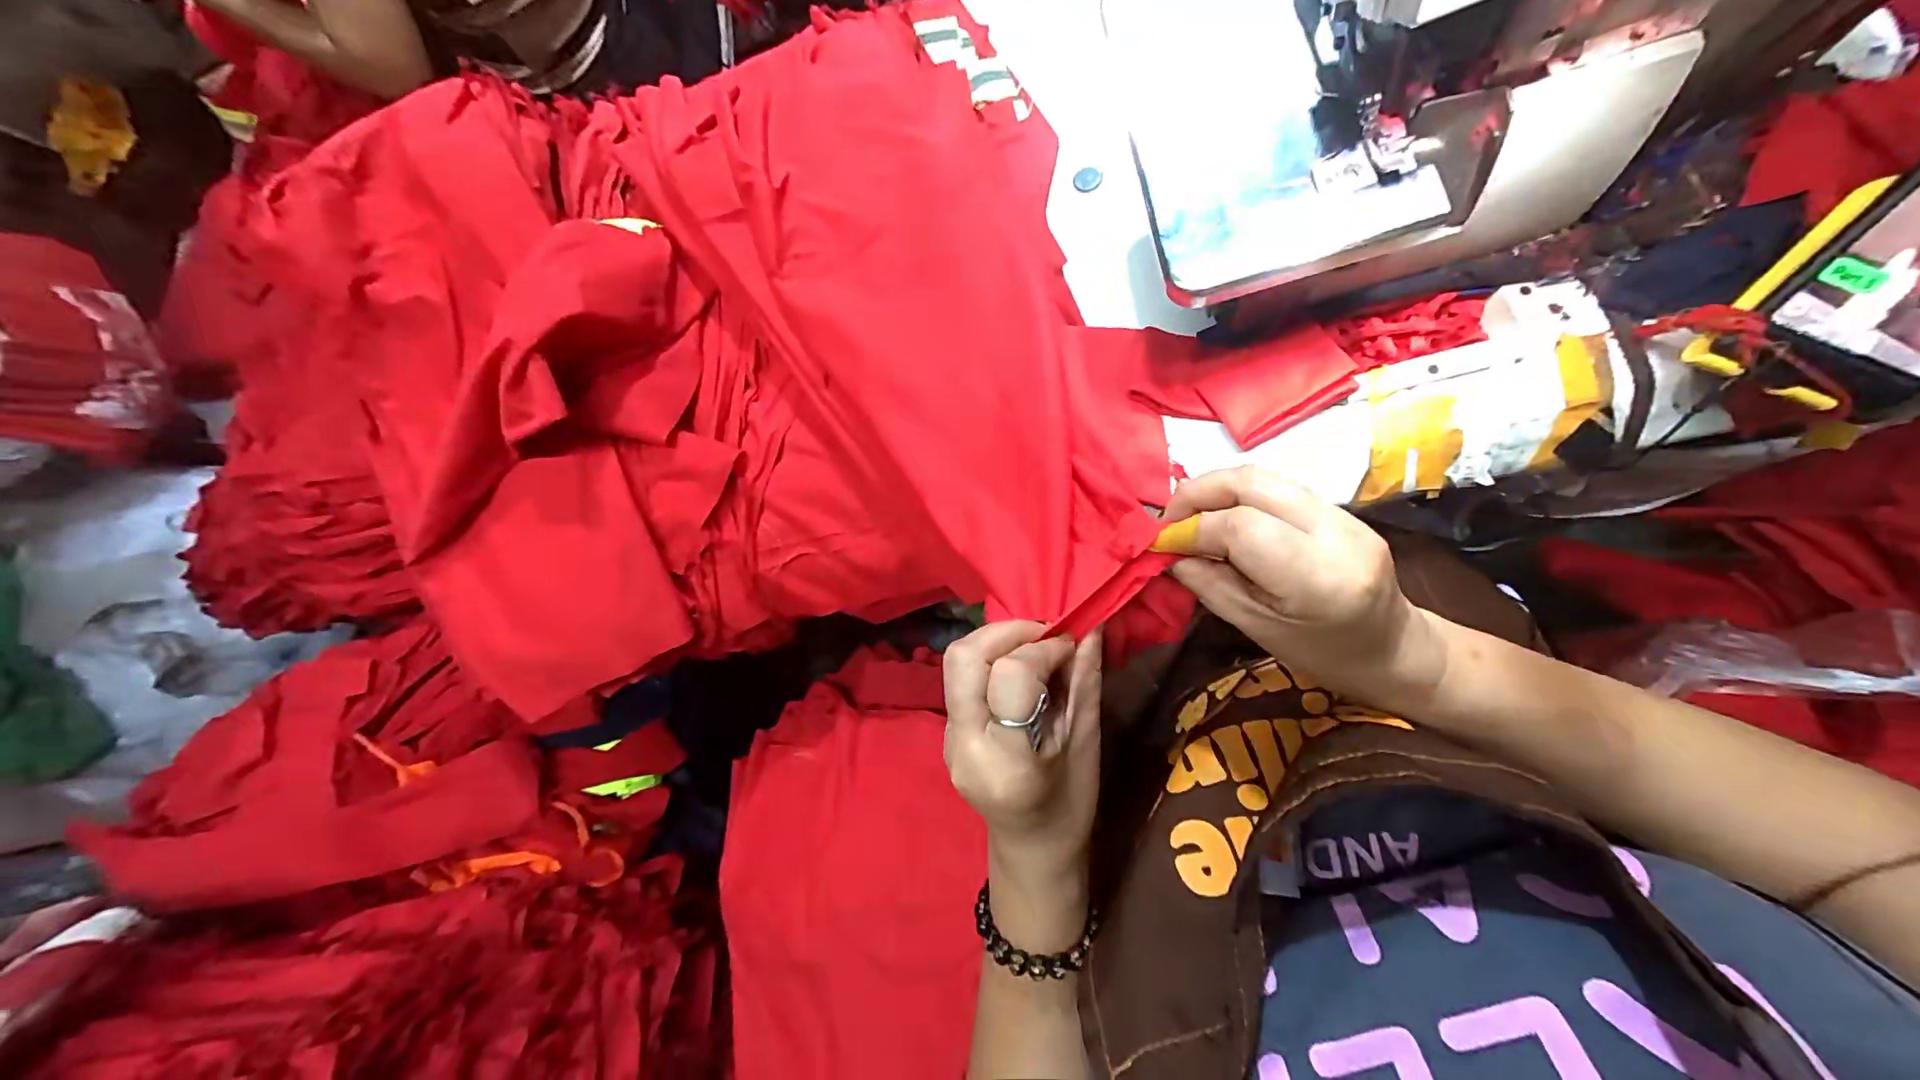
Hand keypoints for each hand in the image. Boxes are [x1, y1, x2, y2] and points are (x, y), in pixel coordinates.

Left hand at [942, 622, 1101, 887]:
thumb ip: (1084, 683)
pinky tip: (1021, 671)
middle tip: (1046, 636)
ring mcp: (949, 739)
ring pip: (956, 661)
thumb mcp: (1086, 745)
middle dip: (1007, 631)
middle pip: (964, 657)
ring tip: (1034, 649)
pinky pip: (960, 678)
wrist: (1032, 850)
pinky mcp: (947, 731)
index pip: (1009, 675)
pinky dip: (991, 659)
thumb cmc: (1070, 807)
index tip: (1071, 647)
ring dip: (996, 640)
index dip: (1043, 649)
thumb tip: (1090, 627)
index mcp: (1004, 761)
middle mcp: (964, 745)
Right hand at [1159, 467, 1442, 702]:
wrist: (1394, 650)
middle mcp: (1336, 532)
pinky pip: (1279, 488)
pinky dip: (1240, 496)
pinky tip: (1223, 517)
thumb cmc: (1322, 655)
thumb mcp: (1256, 628)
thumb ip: (1209, 584)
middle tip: (1167, 519)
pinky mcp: (1342, 509)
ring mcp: (1344, 514)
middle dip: (1197, 491)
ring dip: (1216, 490)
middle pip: (1251, 482)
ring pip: (1265, 477)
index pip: (1238, 526)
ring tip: (1189, 516)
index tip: (1160, 544)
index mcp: (1318, 576)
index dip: (1190, 528)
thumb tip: (1167, 551)